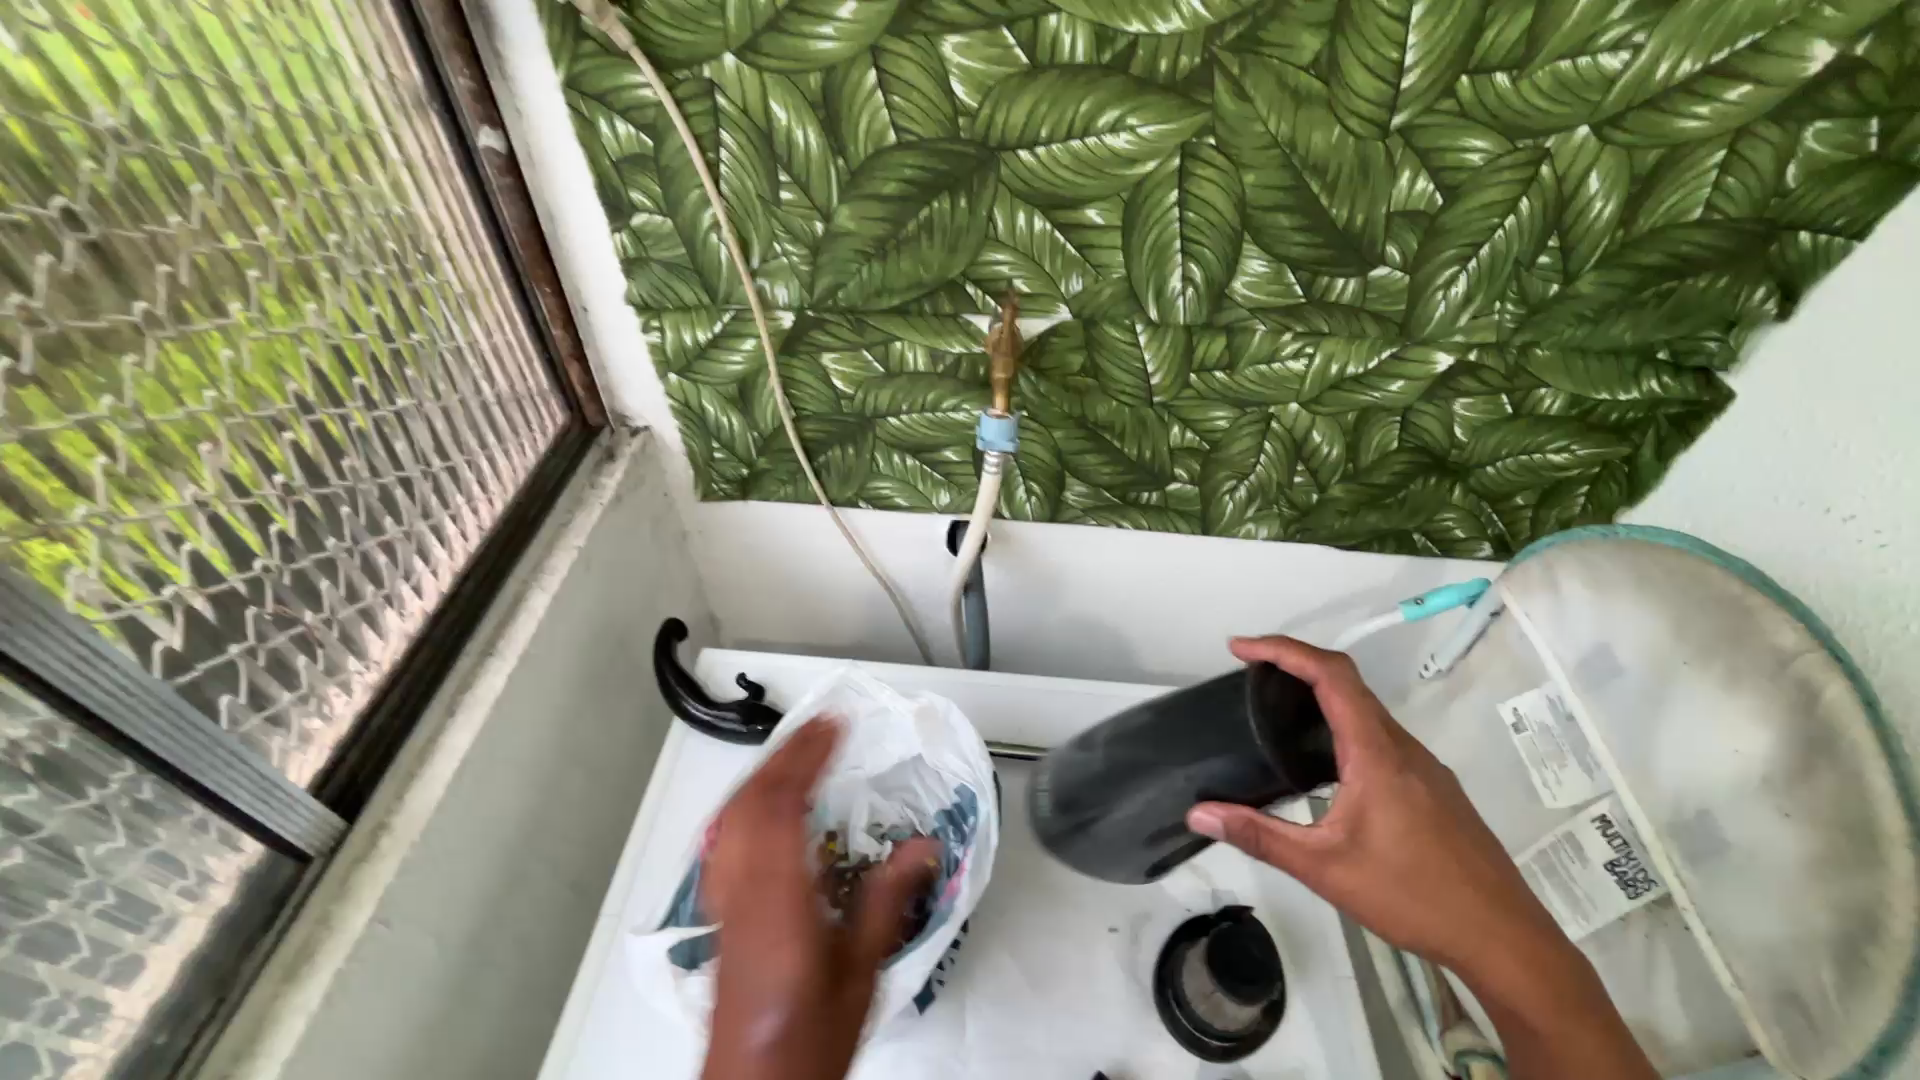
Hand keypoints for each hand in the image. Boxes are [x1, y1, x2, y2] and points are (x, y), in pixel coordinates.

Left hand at [700, 718, 936, 1079]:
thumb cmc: (810, 1039)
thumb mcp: (864, 972)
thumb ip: (888, 901)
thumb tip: (923, 846)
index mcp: (780, 906)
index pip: (782, 811)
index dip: (805, 760)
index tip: (833, 727)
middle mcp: (743, 894)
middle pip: (751, 804)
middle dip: (785, 755)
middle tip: (822, 726)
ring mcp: (723, 901)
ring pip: (730, 817)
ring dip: (762, 773)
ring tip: (797, 749)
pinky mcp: (717, 911)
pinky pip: (723, 839)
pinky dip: (743, 803)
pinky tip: (759, 798)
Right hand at [1187, 637, 1655, 1079]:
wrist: (1504, 938)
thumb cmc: (1413, 896)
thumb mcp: (1323, 868)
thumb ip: (1259, 836)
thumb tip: (1199, 814)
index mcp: (1376, 753)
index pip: (1330, 675)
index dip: (1283, 651)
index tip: (1240, 649)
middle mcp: (1402, 748)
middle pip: (1347, 683)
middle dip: (1294, 666)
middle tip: (1248, 676)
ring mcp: (1423, 767)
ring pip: (1366, 711)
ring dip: (1320, 696)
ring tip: (1275, 714)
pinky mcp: (1432, 788)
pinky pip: (1379, 736)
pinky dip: (1341, 726)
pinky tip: (1323, 763)